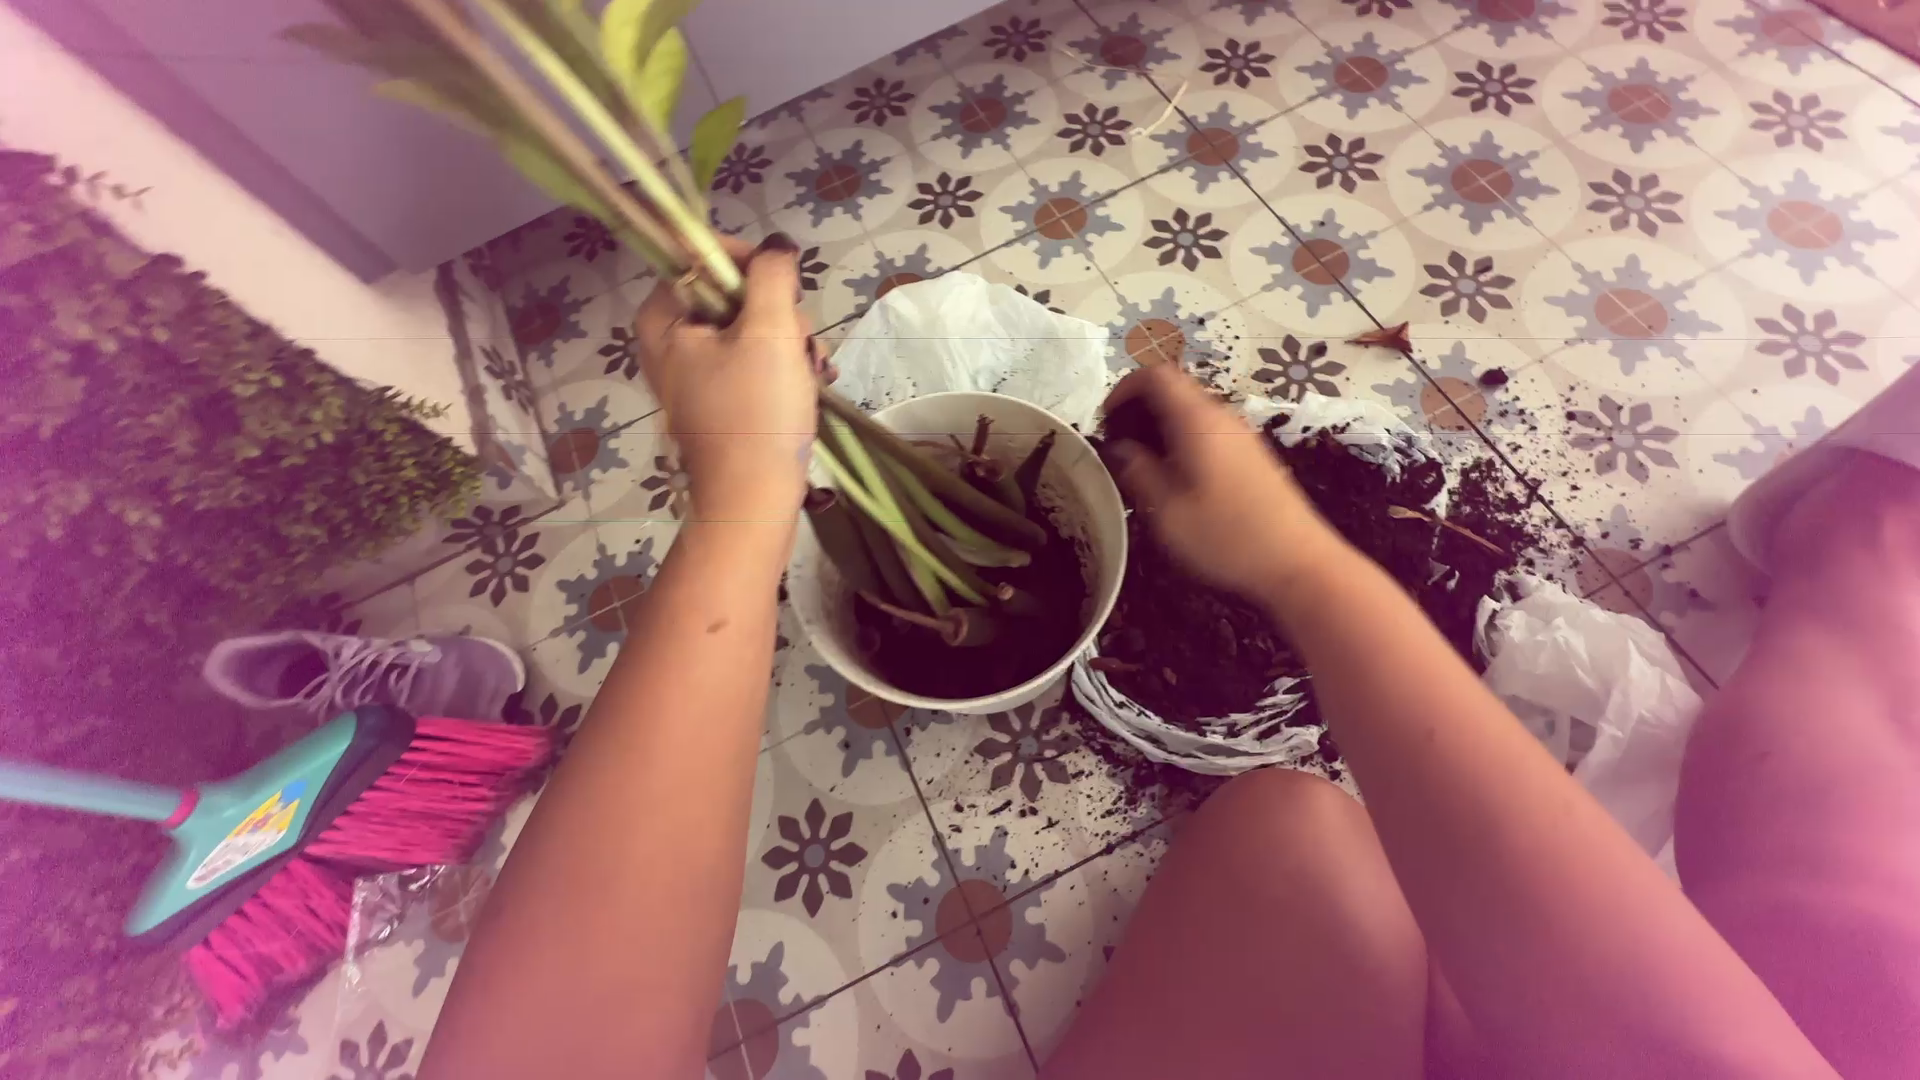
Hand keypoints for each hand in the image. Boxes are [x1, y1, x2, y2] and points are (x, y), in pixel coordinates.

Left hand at [633, 235, 817, 520]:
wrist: (754, 499)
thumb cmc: (757, 413)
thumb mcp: (770, 332)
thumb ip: (772, 276)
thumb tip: (777, 248)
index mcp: (663, 319)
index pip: (701, 257)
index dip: (750, 260)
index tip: (787, 283)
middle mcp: (670, 342)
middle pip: (733, 295)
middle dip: (779, 314)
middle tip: (801, 343)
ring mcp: (695, 375)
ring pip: (751, 330)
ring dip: (791, 344)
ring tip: (812, 372)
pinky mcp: (720, 401)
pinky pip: (753, 364)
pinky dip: (783, 369)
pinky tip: (808, 385)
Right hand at [1102, 365, 1346, 604]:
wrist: (1298, 563)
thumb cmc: (1226, 537)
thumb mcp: (1167, 510)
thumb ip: (1138, 471)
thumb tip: (1119, 448)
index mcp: (1197, 421)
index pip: (1156, 375)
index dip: (1124, 388)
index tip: (1106, 420)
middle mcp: (1222, 417)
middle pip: (1174, 390)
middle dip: (1139, 411)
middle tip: (1118, 446)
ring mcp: (1241, 435)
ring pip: (1191, 413)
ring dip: (1160, 429)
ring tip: (1142, 466)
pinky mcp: (1252, 456)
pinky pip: (1208, 432)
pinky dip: (1182, 442)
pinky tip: (1176, 480)